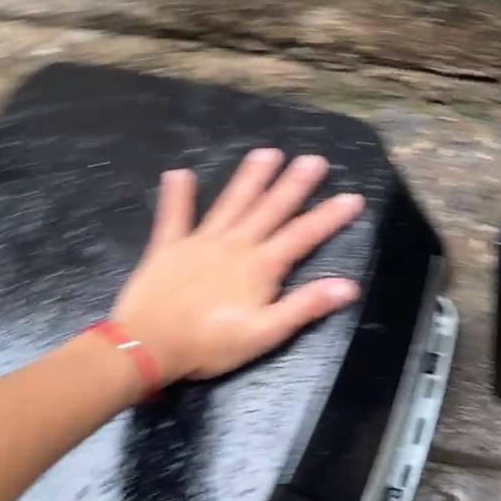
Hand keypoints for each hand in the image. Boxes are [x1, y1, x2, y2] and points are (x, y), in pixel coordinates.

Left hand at [111, 149, 365, 383]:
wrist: (147, 347)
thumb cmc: (211, 344)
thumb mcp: (266, 333)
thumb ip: (305, 306)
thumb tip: (348, 286)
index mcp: (260, 266)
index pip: (302, 236)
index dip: (329, 216)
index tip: (353, 197)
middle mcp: (235, 245)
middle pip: (270, 209)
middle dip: (293, 184)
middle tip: (313, 159)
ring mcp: (200, 242)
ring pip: (232, 203)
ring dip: (250, 178)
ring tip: (267, 153)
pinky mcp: (168, 248)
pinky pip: (173, 216)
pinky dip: (177, 195)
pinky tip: (179, 173)